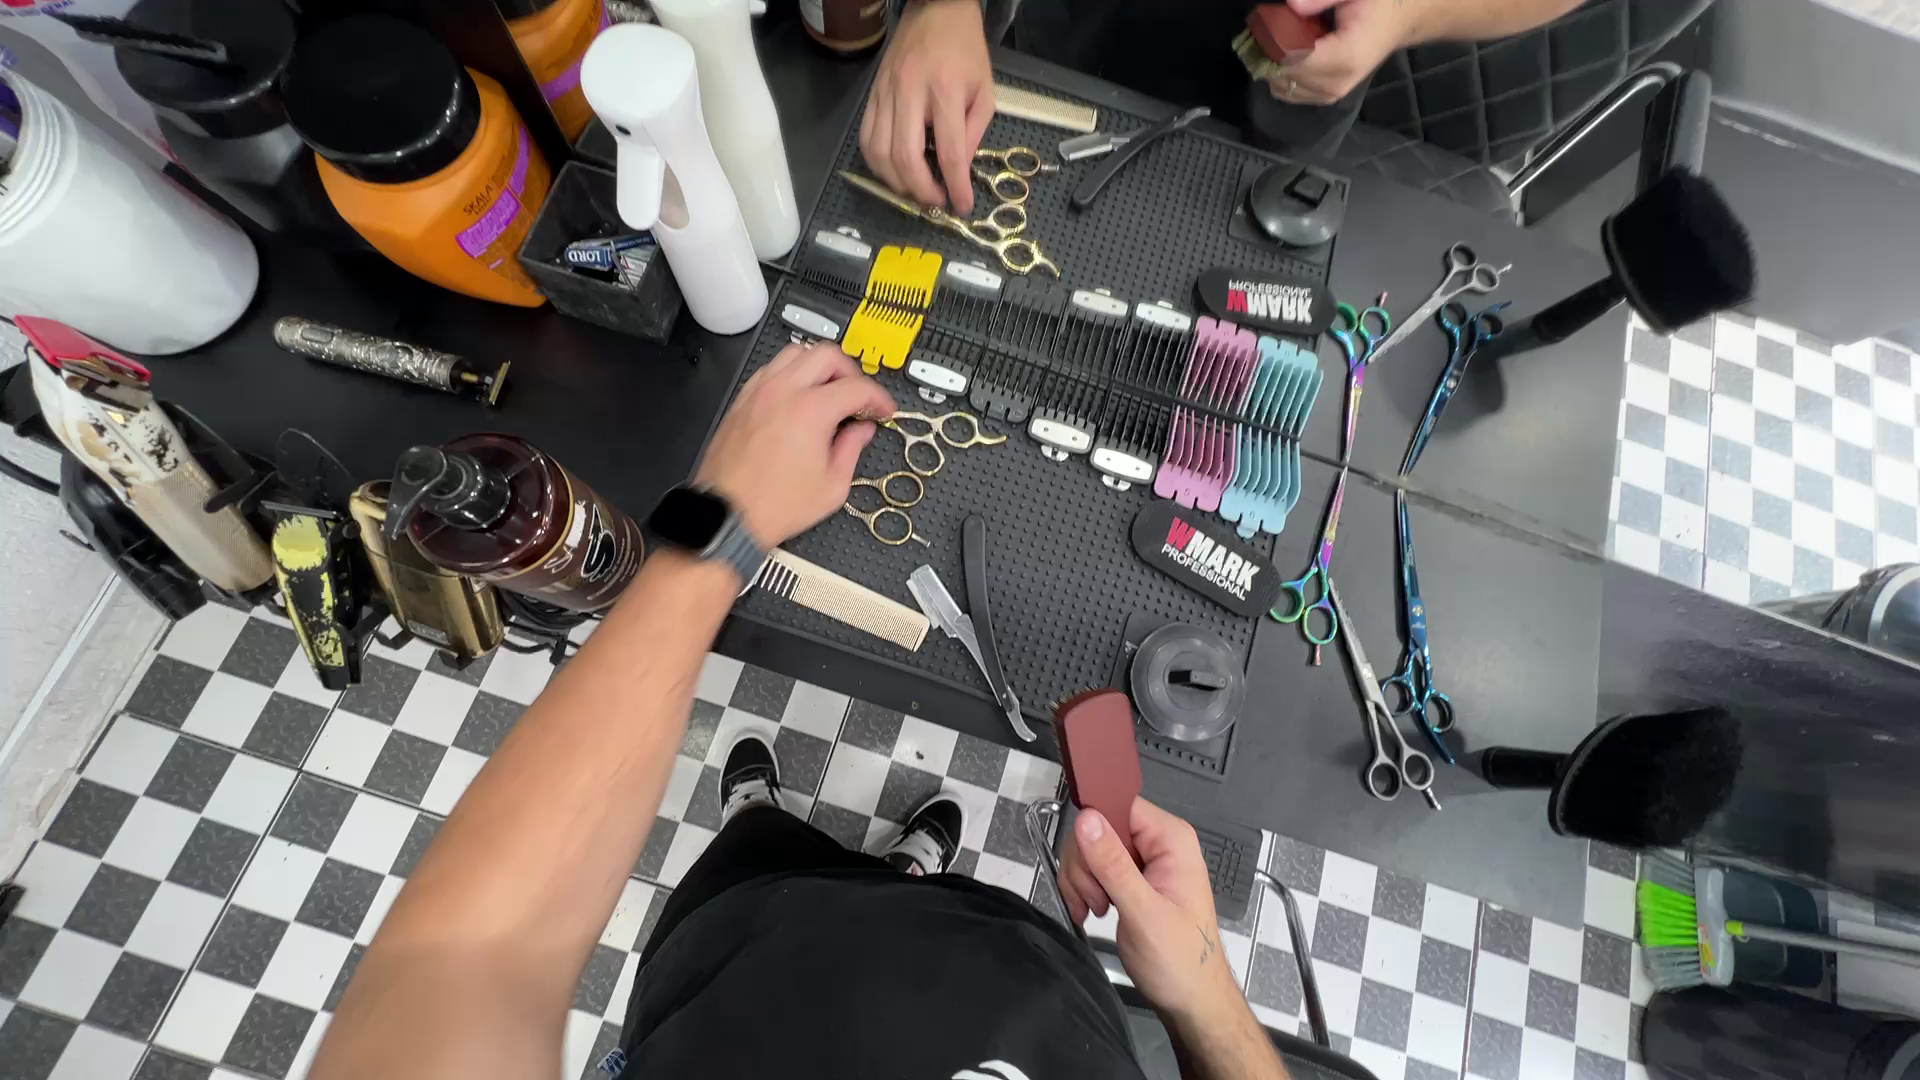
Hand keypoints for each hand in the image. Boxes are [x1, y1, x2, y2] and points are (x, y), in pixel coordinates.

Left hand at [694, 343, 894, 548]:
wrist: (729, 514)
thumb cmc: (775, 505)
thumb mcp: (832, 486)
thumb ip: (852, 450)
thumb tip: (862, 431)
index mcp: (811, 411)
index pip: (857, 387)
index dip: (878, 398)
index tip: (883, 411)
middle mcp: (783, 392)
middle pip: (827, 355)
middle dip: (851, 373)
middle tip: (858, 397)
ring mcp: (759, 392)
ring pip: (796, 353)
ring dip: (819, 367)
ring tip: (829, 392)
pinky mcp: (743, 400)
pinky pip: (771, 369)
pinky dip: (791, 374)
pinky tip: (798, 398)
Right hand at [859, 0, 993, 214]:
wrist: (935, 10)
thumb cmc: (965, 52)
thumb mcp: (984, 92)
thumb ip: (974, 134)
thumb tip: (959, 172)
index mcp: (945, 90)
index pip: (948, 152)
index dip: (956, 186)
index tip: (962, 206)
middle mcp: (910, 91)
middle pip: (905, 157)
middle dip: (921, 190)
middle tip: (935, 202)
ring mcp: (886, 93)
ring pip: (880, 153)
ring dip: (897, 182)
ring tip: (915, 190)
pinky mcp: (872, 95)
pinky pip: (866, 139)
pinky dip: (878, 165)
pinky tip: (894, 172)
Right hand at [1061, 798, 1238, 1020]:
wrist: (1192, 1003)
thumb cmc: (1180, 962)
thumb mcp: (1144, 913)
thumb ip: (1113, 865)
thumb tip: (1086, 819)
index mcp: (1170, 838)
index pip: (1118, 805)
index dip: (1095, 830)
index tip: (1089, 865)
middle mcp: (1158, 841)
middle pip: (1099, 826)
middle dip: (1085, 863)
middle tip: (1095, 899)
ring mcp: (1144, 859)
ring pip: (1091, 846)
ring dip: (1082, 879)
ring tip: (1094, 909)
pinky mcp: (1132, 876)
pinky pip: (1094, 865)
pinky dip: (1085, 887)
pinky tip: (1090, 909)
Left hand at [1268, 0, 1425, 104]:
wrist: (1404, 18)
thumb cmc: (1384, 0)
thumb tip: (1290, 6)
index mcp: (1344, 58)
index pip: (1290, 60)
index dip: (1272, 44)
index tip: (1267, 24)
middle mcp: (1333, 85)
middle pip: (1282, 77)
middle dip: (1271, 55)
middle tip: (1273, 29)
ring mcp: (1329, 96)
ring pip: (1282, 87)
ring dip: (1276, 65)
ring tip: (1285, 40)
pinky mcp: (1325, 98)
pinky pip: (1289, 92)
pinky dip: (1284, 74)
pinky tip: (1294, 54)